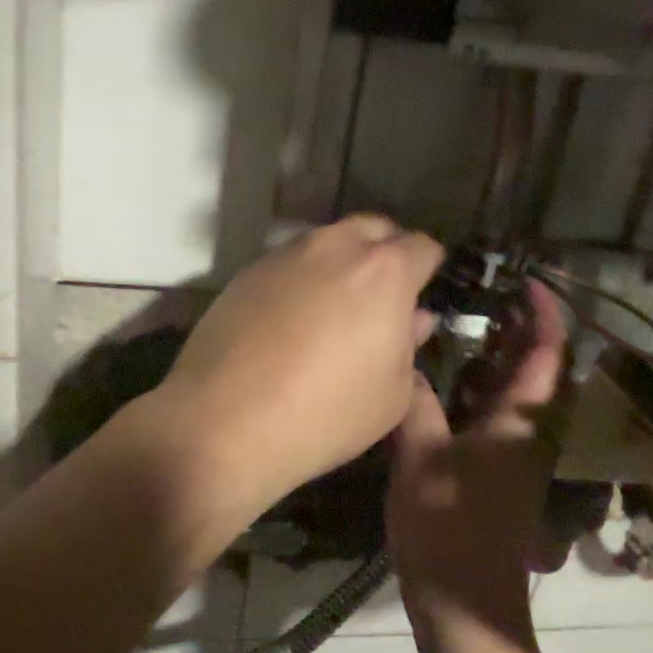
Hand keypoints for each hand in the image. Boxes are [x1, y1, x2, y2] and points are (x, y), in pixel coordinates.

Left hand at [155, 215, 444, 502]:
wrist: (223, 423)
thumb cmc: (324, 415)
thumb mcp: (390, 396)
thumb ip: (409, 345)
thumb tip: (413, 318)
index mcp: (384, 270)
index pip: (423, 247)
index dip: (429, 269)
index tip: (424, 294)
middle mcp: (335, 246)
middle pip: (374, 229)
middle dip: (386, 254)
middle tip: (383, 298)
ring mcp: (285, 255)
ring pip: (328, 243)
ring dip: (341, 264)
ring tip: (335, 309)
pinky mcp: (247, 272)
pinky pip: (289, 264)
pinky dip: (302, 280)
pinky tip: (292, 321)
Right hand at [387, 280, 567, 619]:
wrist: (464, 602)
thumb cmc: (448, 526)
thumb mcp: (420, 456)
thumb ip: (415, 403)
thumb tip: (405, 362)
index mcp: (520, 421)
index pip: (546, 352)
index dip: (543, 312)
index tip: (525, 279)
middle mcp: (527, 431)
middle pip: (532, 367)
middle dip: (513, 328)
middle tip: (476, 293)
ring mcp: (514, 454)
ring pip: (510, 392)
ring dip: (492, 358)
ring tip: (453, 327)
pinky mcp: (497, 472)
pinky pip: (493, 415)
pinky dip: (475, 390)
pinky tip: (438, 382)